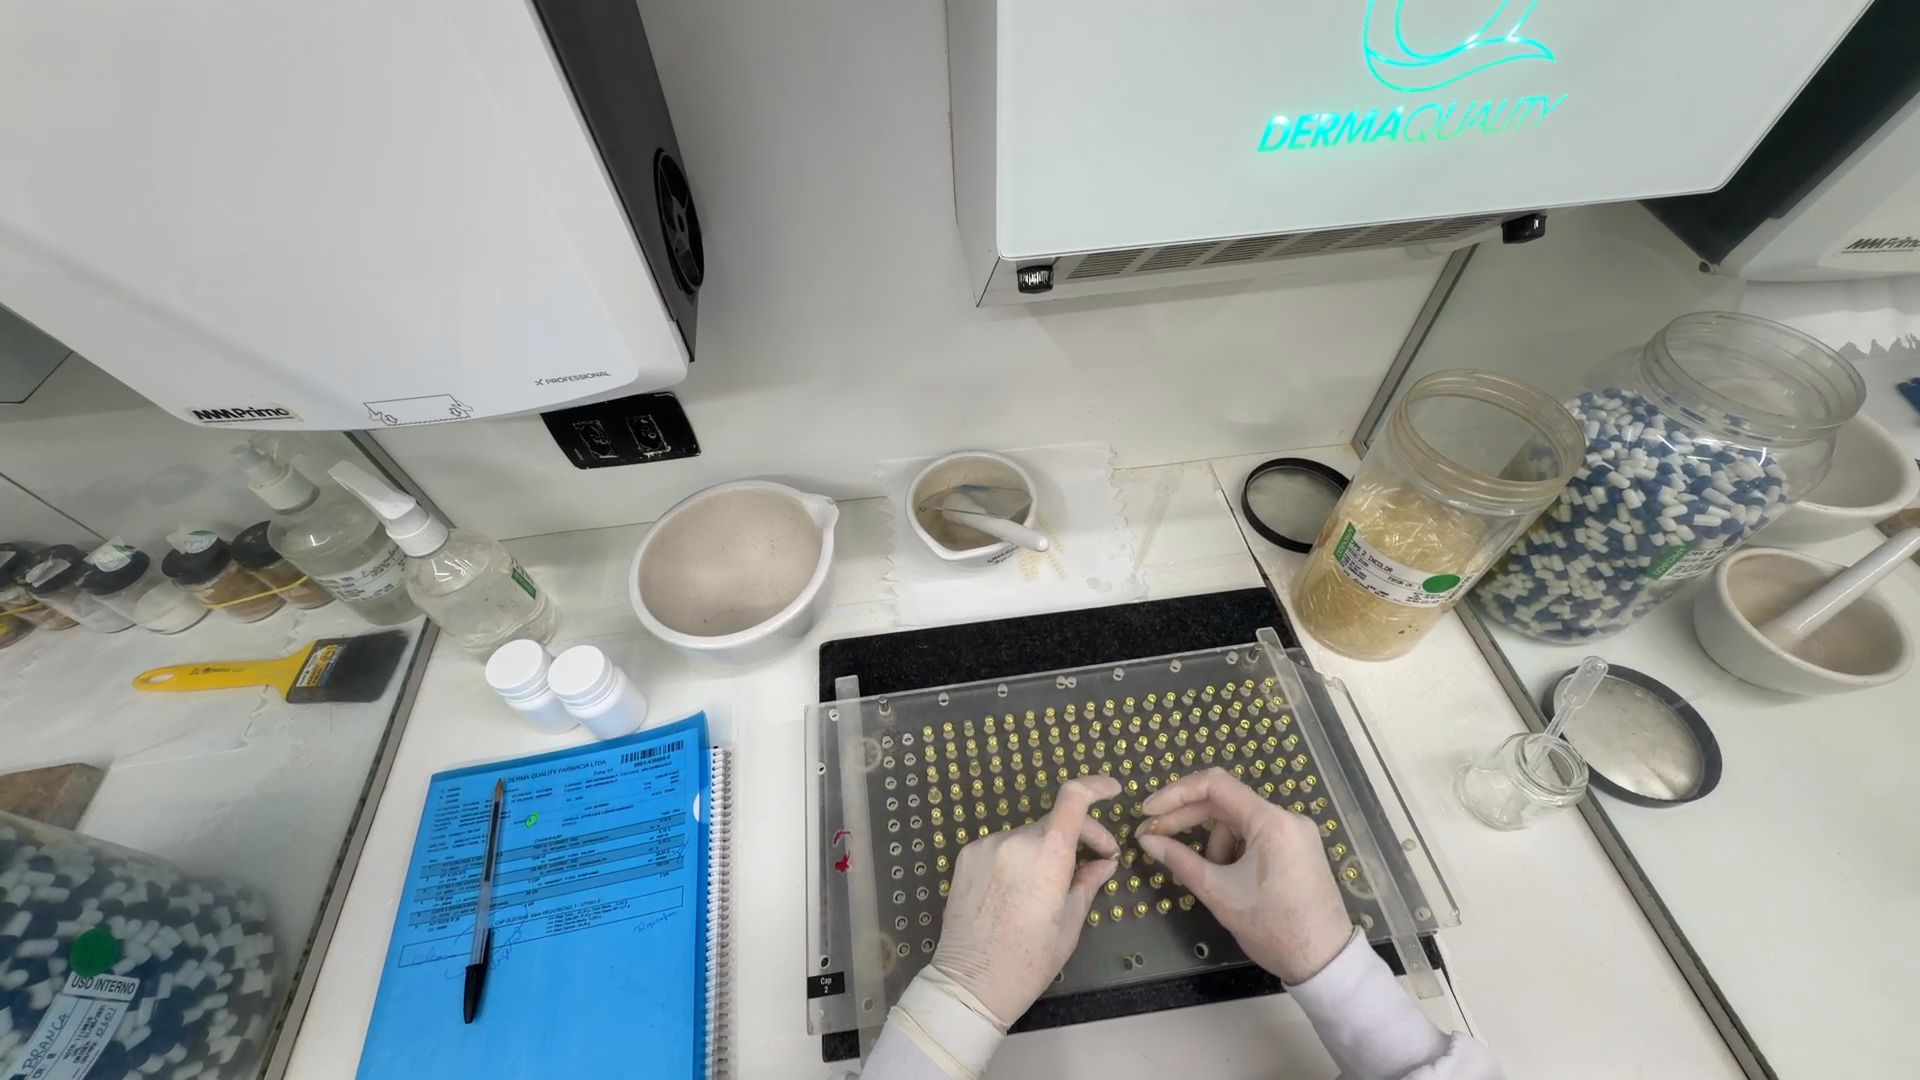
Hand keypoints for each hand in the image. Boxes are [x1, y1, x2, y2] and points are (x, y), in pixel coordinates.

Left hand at [931, 775, 1121, 1022]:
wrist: (970, 984)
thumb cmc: (1029, 961)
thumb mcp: (1069, 925)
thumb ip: (1087, 883)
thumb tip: (1104, 863)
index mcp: (1047, 855)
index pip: (1074, 797)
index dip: (1096, 785)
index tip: (1112, 790)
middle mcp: (1015, 839)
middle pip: (1054, 820)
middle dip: (1080, 834)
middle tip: (1098, 859)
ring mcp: (987, 844)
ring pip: (1027, 835)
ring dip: (1045, 849)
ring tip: (1049, 886)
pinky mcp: (966, 855)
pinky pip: (1002, 846)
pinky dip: (1017, 857)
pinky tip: (1017, 889)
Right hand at [1135, 769, 1351, 983]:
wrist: (1327, 966)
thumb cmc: (1274, 929)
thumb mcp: (1219, 894)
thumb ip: (1179, 860)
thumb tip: (1146, 840)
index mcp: (1271, 822)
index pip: (1214, 785)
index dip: (1175, 794)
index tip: (1148, 812)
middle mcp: (1286, 817)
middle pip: (1223, 802)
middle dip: (1187, 819)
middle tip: (1155, 837)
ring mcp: (1294, 831)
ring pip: (1236, 822)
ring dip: (1214, 845)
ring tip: (1214, 881)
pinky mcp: (1297, 847)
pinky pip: (1253, 835)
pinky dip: (1233, 851)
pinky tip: (1232, 880)